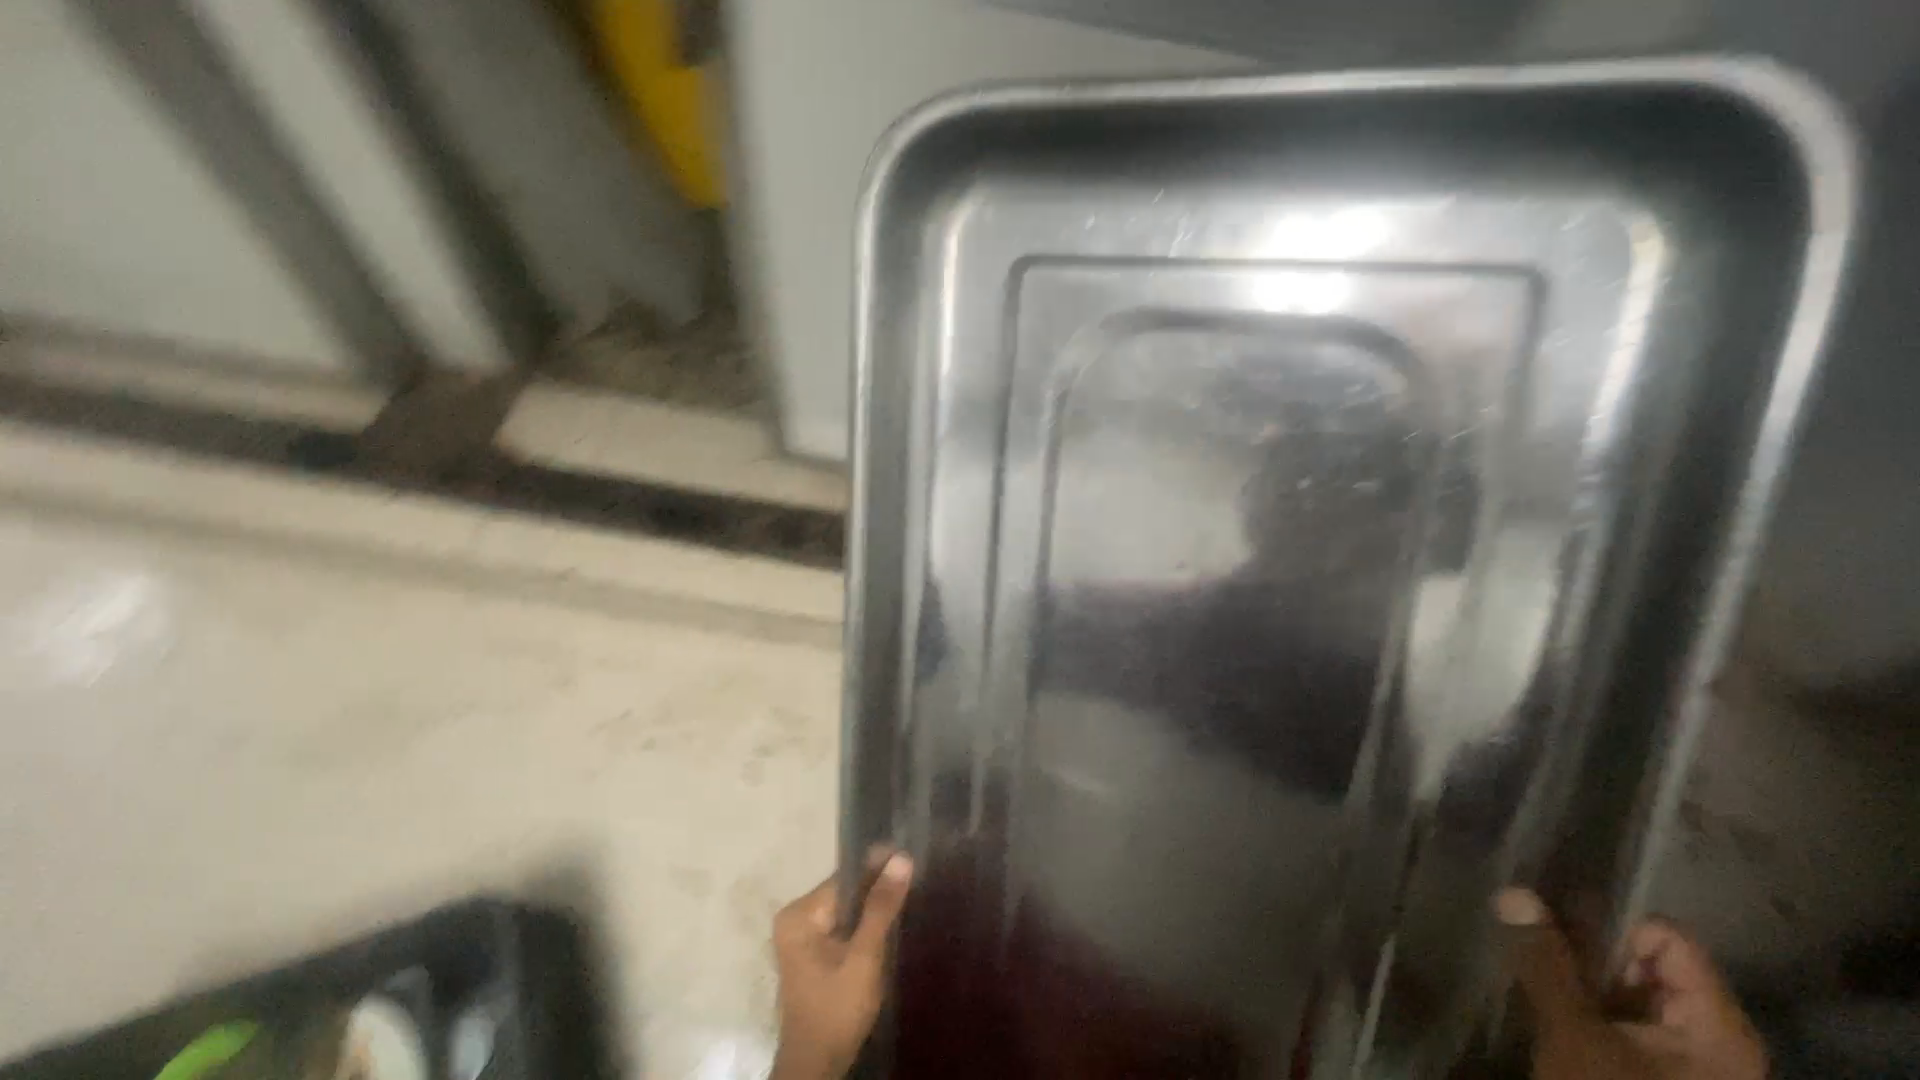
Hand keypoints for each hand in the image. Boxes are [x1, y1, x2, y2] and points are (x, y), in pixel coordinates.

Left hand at [771, 851, 914, 1079]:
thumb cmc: (837, 1009)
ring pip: (846, 911)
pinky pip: (842, 928)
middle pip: (845, 893)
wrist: (816, 1065)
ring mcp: (801, 938)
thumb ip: (881, 907)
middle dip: (877, 890)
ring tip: (907, 896)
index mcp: (799, 914)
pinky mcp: (812, 955)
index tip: (910, 858)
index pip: (845, 879)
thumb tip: (901, 858)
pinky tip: (888, 927)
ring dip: (873, 910)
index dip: (878, 870)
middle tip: (914, 878)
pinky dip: (864, 928)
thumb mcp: (864, 957)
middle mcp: (795, 919)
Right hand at [1495, 888, 1766, 1079]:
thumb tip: (1515, 893)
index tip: (1555, 932)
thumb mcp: (1574, 1036)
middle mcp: (1713, 1037)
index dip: (1609, 926)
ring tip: (1536, 980)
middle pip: (1646, 963)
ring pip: (1627, 992)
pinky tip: (1552, 1015)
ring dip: (1579, 981)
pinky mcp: (1655, 1076)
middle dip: (1586, 952)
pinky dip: (1585, 1010)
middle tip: (1537, 955)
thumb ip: (1546, 963)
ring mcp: (1688, 1062)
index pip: (1665, 937)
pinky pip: (1621, 1022)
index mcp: (1719, 1025)